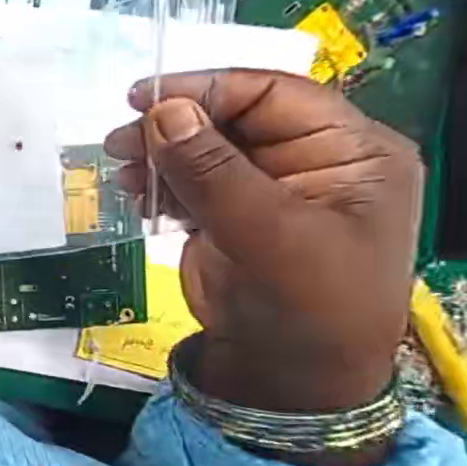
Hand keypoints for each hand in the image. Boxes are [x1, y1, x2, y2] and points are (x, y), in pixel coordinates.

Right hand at [105, 70, 422, 415]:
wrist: (288, 375)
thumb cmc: (306, 303)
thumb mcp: (267, 232)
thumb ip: (214, 171)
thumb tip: (163, 114)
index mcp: (347, 150)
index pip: (273, 96)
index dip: (209, 89)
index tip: (144, 97)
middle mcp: (306, 163)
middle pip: (232, 122)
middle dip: (175, 126)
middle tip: (119, 139)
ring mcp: (263, 193)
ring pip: (203, 154)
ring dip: (159, 157)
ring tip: (121, 170)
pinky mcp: (228, 221)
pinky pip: (188, 187)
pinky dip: (158, 186)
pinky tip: (135, 194)